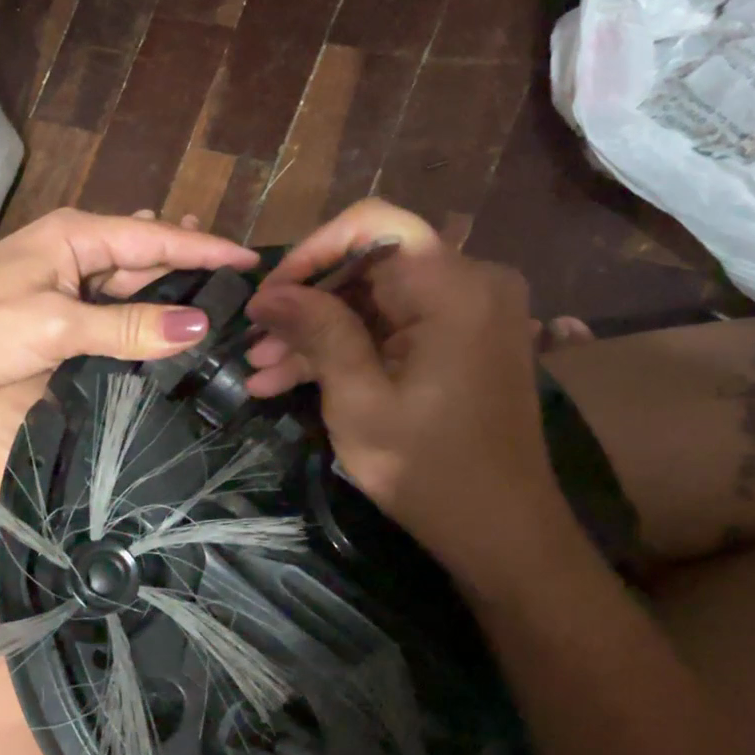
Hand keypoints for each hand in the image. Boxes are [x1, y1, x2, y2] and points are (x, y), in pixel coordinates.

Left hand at [0, 208, 257, 418]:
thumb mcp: (58, 326)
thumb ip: (128, 327)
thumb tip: (198, 327)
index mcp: (72, 234)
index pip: (152, 237)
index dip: (203, 249)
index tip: (251, 260)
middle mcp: (68, 248)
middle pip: (142, 254)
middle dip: (188, 264)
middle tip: (238, 281)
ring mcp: (57, 280)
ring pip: (124, 280)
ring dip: (162, 287)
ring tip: (210, 289)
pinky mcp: (48, 312)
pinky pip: (105, 306)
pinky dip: (134, 312)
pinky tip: (155, 315)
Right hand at [243, 199, 576, 576]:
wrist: (500, 528)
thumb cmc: (427, 467)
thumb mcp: (358, 400)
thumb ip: (317, 332)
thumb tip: (268, 293)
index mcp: (453, 287)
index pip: (371, 226)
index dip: (310, 253)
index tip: (268, 298)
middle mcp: (470, 283)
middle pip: (370, 267)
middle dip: (306, 306)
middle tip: (254, 347)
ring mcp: (470, 314)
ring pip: (375, 303)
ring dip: (318, 335)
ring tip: (260, 375)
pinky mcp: (463, 343)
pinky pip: (395, 329)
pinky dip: (350, 351)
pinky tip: (292, 382)